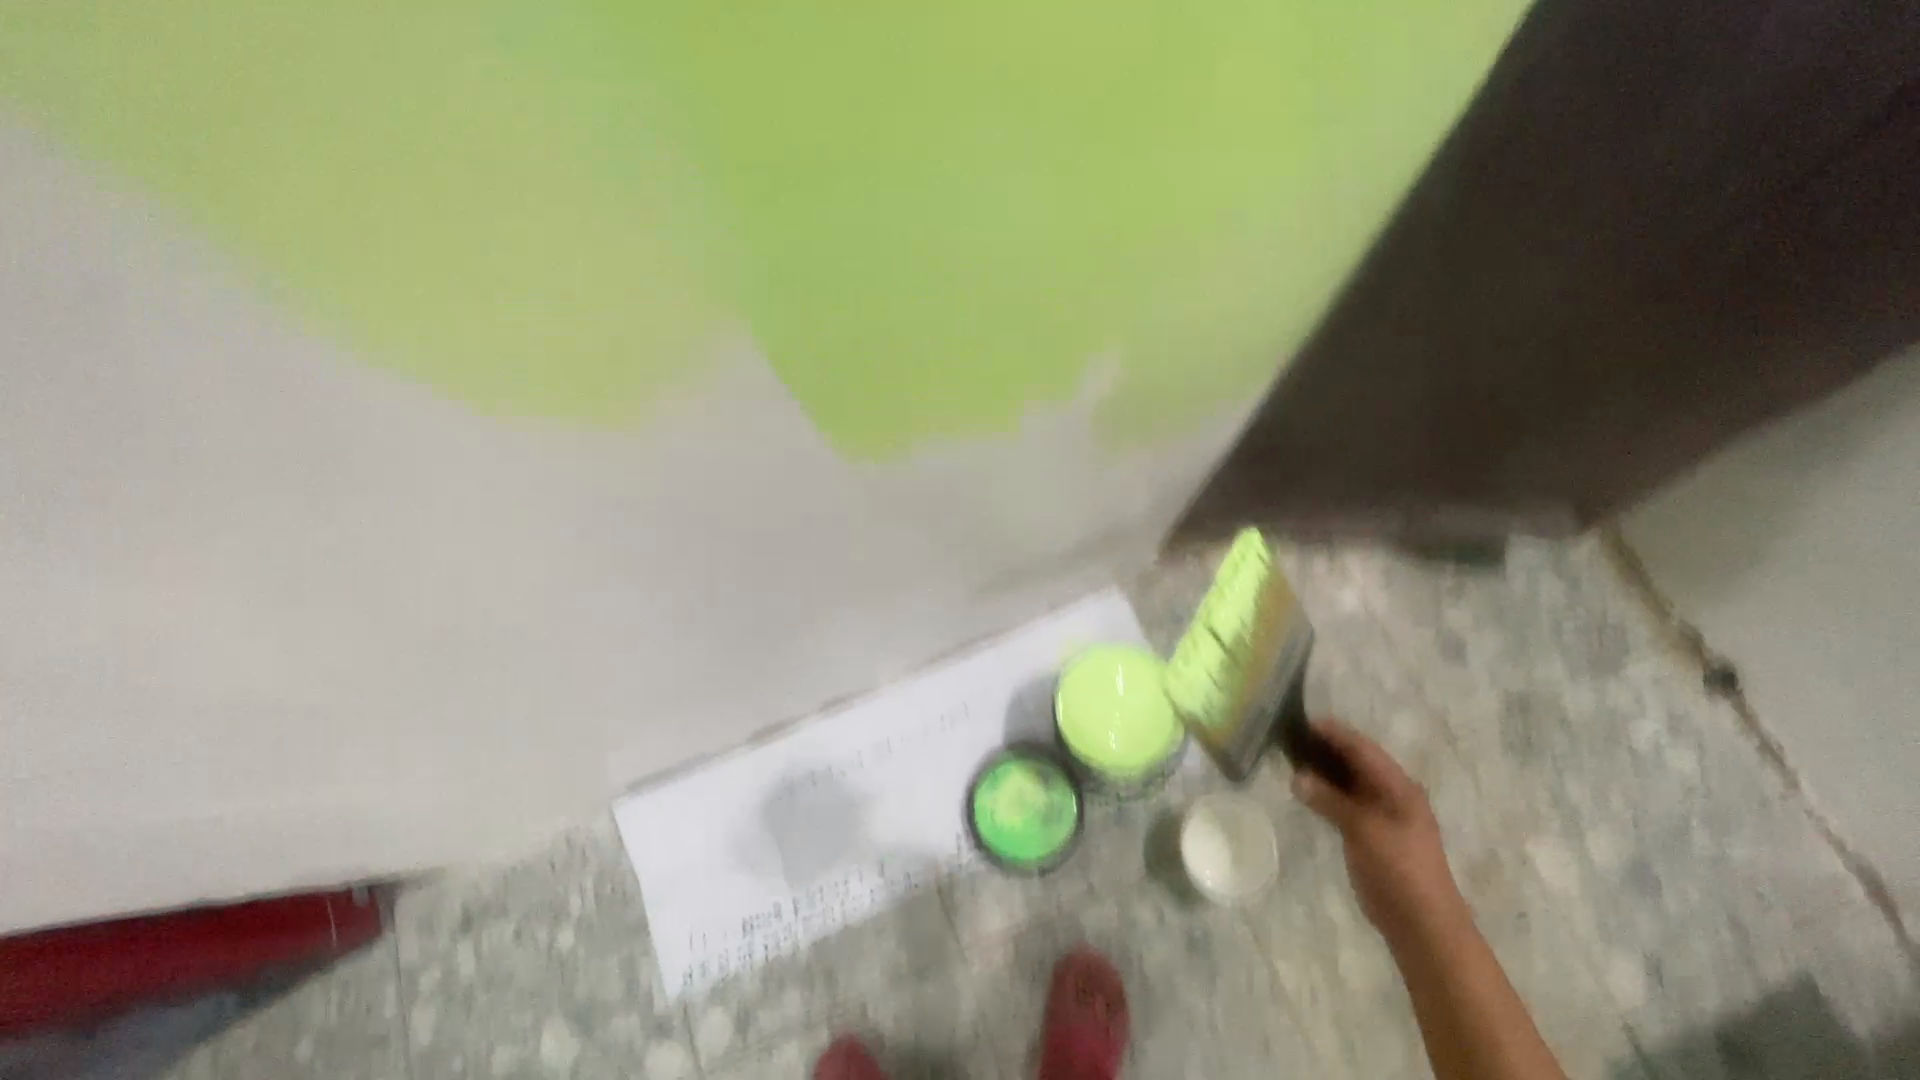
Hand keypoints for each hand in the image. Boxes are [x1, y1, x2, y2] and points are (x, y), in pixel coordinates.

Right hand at [1291, 719, 1469, 945]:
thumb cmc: (1399, 868)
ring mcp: (1381, 817)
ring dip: (1324, 771)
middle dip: (1327, 749)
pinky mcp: (1369, 836)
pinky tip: (1305, 791)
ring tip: (1291, 758)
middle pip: (1357, 764)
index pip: (1364, 750)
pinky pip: (1344, 804)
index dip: (1336, 734)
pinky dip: (1326, 794)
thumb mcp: (1364, 829)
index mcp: (1399, 788)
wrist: (1421, 921)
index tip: (1305, 720)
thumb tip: (1297, 777)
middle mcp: (1392, 796)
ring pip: (1349, 784)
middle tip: (1291, 737)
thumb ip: (1330, 800)